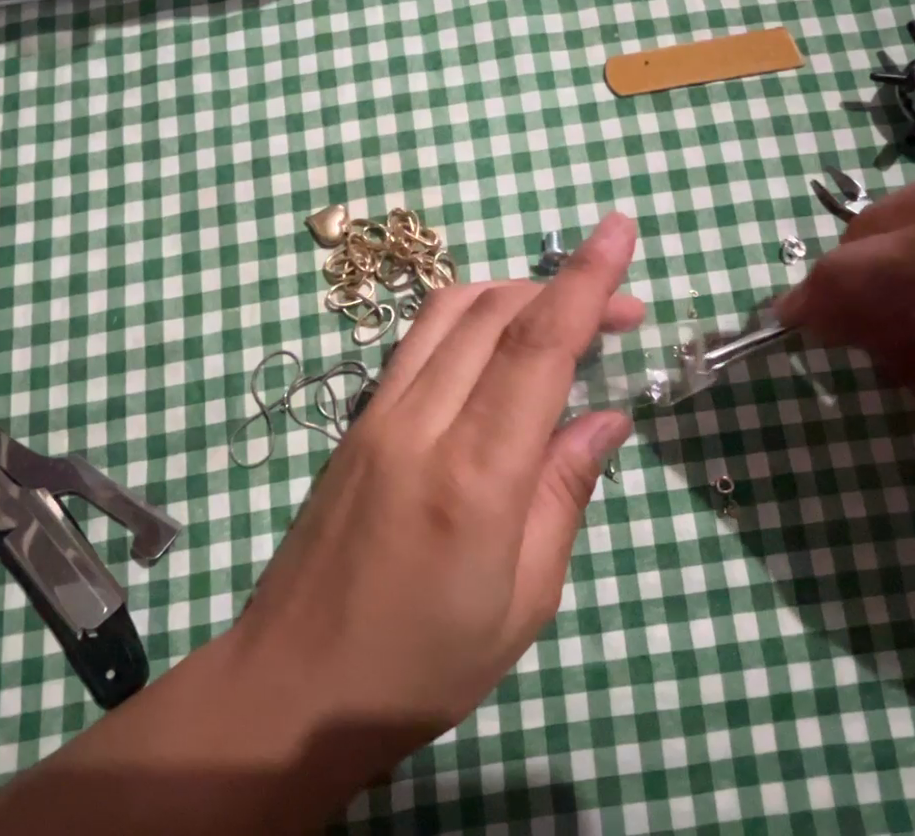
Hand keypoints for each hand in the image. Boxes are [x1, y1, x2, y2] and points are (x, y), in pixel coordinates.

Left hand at [222, 214, 644, 773]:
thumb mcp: (523, 600)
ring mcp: (375, 417)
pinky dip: (469, 321)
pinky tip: (498, 349)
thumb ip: (565, 494)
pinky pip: (418, 345)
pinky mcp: (353, 425)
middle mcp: (419, 424)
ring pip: (447, 314)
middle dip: (564, 286)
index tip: (621, 229)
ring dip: (512, 294)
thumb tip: (606, 417)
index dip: (586, 281)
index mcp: (475, 476)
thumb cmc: (420, 666)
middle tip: (624, 308)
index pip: (538, 347)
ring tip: (564, 318)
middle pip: (493, 311)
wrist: (290, 685)